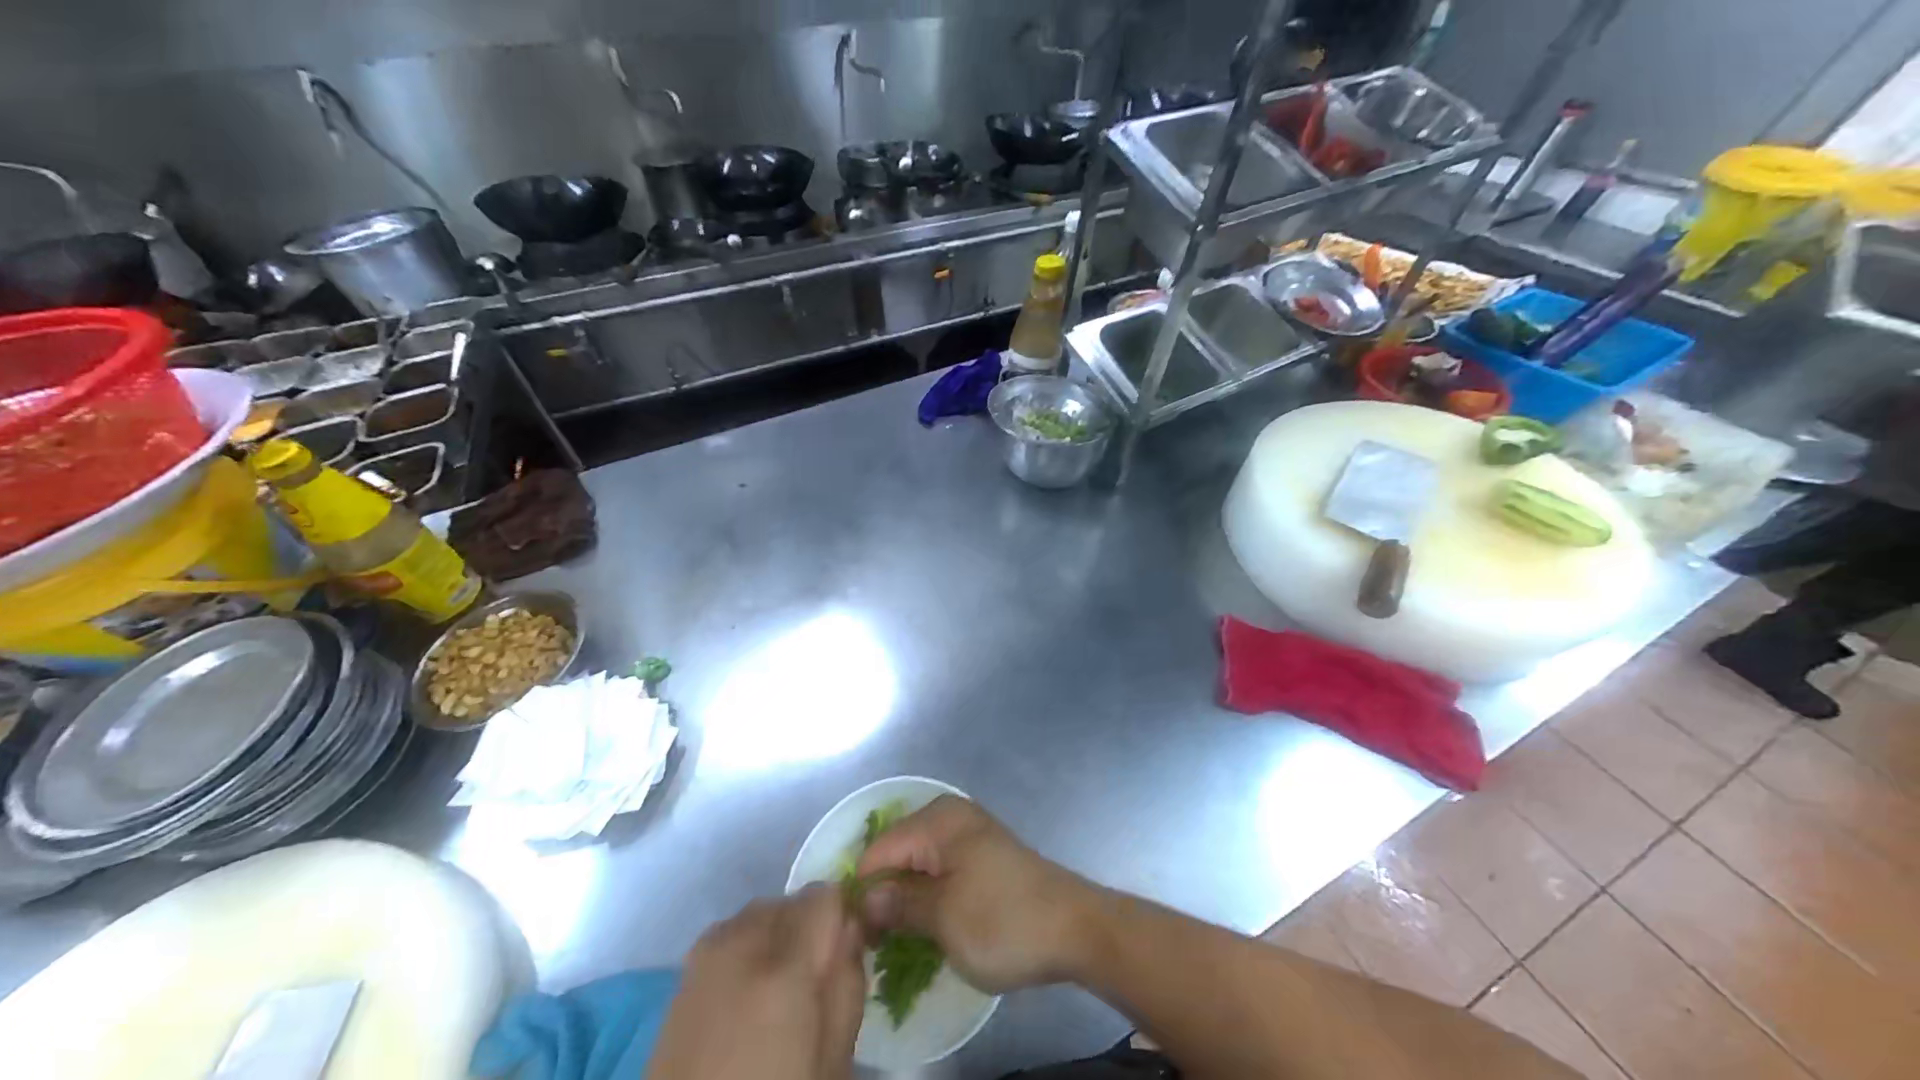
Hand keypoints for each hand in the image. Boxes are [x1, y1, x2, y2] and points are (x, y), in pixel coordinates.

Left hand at [646, 885, 865, 1079]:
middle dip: (811, 926)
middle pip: (790, 901)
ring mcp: (704, 960)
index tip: (849, 951)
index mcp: (783, 967)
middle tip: (817, 981)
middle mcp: (740, 946)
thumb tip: (849, 929)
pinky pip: (728, 936)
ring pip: (758, 913)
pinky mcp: (680, 980)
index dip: (844, 917)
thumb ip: (848, 984)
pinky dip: (747, 948)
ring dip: (778, 934)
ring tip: (782, 991)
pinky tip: (748, 998)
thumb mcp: (834, 1065)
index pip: (825, 895)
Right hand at [854, 795, 1103, 993]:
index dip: (863, 893)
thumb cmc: (1004, 922)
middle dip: (885, 895)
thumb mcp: (943, 918)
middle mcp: (949, 817)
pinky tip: (931, 927)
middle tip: (883, 944)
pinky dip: (931, 898)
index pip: (876, 852)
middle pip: (896, 854)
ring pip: (918, 866)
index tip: (861, 938)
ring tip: (906, 941)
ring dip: (908, 901)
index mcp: (937, 821)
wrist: (1077, 931)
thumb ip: (898, 904)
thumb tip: (863, 899)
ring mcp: (969, 836)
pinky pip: (940, 872)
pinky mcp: (983, 858)